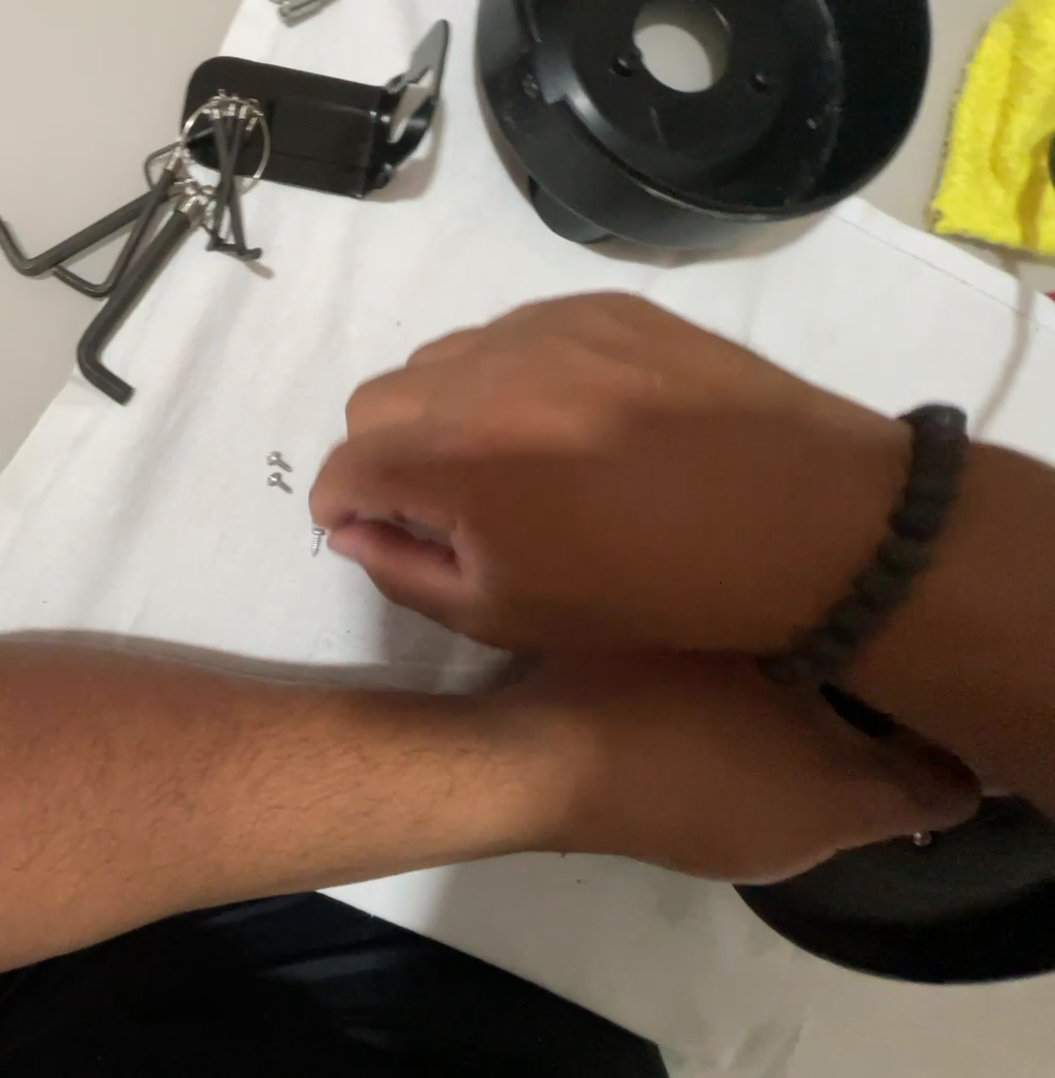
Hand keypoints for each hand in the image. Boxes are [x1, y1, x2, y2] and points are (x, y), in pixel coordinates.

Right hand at [310, 293, 909, 652]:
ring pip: (429, 362)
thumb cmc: (639, 589)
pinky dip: (493, 377)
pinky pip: (498, 334)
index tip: (358, 524)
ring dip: (431, 410)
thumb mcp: (497, 614)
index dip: (337, 505)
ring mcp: (537, 332)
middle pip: (370, 403)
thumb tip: (350, 531)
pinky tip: (547, 414)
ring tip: (490, 449)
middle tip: (428, 493)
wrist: (806, 524)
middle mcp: (478, 380)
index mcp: (452, 463)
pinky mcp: (591, 308)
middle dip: (376, 454)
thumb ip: (399, 572)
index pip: (343, 469)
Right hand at [507, 657, 979, 883]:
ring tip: (708, 696)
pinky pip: (720, 806)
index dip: (926, 733)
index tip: (882, 680)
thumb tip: (819, 626)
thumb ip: (792, 641)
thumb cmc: (642, 700)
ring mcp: (732, 854)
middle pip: (857, 790)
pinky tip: (653, 728)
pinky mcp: (669, 850)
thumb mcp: (727, 649)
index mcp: (847, 798)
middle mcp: (808, 845)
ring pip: (782, 798)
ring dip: (764, 752)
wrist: (534, 764)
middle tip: (785, 670)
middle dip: (834, 734)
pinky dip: (708, 770)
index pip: (947, 786)